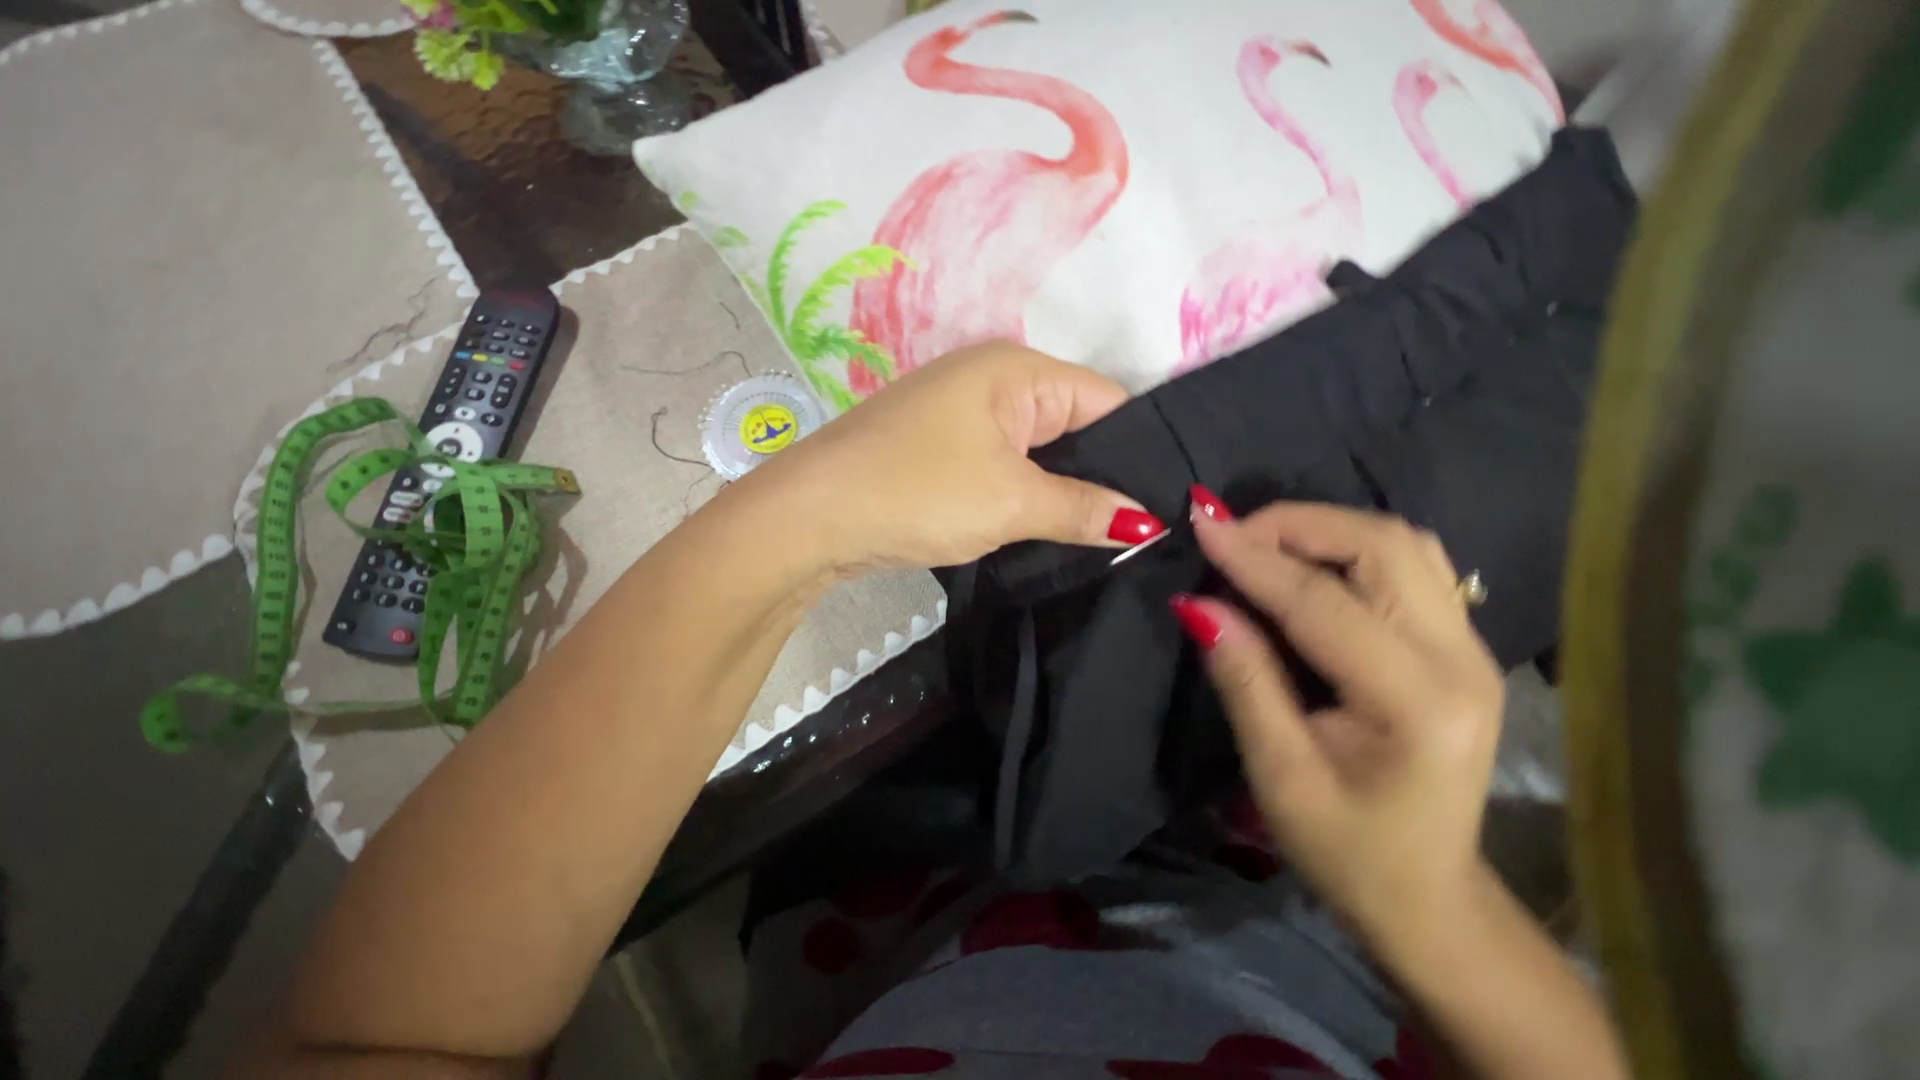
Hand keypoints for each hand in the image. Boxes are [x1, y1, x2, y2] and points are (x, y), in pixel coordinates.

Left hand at [740, 341, 1162, 572]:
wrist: (808, 518)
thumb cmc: (916, 492)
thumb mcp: (1011, 502)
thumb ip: (1085, 509)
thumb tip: (1147, 524)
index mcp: (1017, 368)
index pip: (1108, 401)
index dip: (1141, 453)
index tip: (1169, 509)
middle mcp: (992, 378)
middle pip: (1075, 423)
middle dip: (1104, 476)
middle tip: (1143, 536)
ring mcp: (961, 414)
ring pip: (1039, 450)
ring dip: (1065, 492)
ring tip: (1106, 541)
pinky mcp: (940, 450)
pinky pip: (1005, 466)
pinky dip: (1026, 496)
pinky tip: (1047, 532)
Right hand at [1171, 499, 1504, 942]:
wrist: (1428, 893)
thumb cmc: (1348, 850)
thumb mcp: (1280, 775)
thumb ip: (1246, 680)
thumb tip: (1199, 604)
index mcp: (1416, 701)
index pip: (1325, 602)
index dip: (1256, 559)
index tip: (1201, 525)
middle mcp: (1461, 659)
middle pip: (1384, 546)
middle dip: (1299, 526)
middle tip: (1232, 535)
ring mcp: (1473, 647)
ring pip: (1405, 544)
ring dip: (1329, 530)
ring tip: (1264, 544)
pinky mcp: (1464, 646)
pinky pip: (1414, 566)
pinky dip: (1355, 548)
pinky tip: (1312, 565)